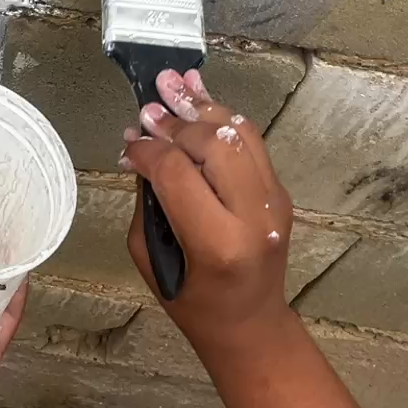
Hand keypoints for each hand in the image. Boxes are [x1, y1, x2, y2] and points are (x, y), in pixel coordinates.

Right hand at [119, 68, 294, 359]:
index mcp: (218, 243)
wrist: (251, 324)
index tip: (128, 143)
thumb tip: (141, 144)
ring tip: (171, 83)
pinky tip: (196, 93)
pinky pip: (250, 139)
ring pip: (239, 133)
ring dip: (201, 105)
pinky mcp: (279, 191)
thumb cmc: (191, 299)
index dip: (147, 149)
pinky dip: (221, 114)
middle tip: (147, 109)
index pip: (177, 172)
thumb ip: (149, 197)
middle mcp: (253, 217)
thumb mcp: (151, 254)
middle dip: (174, 121)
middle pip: (213, 144)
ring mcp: (274, 201)